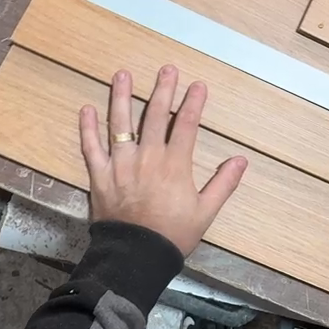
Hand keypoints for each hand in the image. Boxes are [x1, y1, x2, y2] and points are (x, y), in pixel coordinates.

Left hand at [79, 66, 246, 256]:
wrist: (135, 258)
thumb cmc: (173, 235)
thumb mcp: (205, 212)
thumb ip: (223, 184)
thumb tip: (241, 160)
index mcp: (174, 165)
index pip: (186, 125)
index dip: (193, 103)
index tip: (198, 85)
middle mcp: (147, 158)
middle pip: (155, 116)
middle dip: (162, 90)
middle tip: (166, 69)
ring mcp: (120, 165)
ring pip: (120, 125)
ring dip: (121, 97)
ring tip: (123, 75)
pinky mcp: (99, 176)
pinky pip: (91, 148)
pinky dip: (88, 129)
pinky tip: (87, 109)